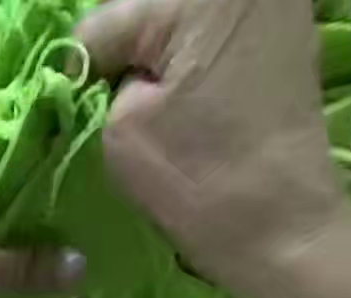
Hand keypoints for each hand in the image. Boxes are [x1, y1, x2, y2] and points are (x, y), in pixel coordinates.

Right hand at [75, 0, 350, 290]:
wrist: (276, 222)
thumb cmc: (195, 174)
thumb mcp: (120, 126)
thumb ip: (94, 82)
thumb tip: (87, 72)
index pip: (101, 22)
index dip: (77, 75)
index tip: (72, 121)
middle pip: (142, 13)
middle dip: (116, 59)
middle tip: (103, 113)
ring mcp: (270, 6)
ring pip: (172, 26)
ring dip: (145, 65)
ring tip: (140, 111)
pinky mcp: (278, 37)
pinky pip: (204, 41)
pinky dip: (179, 69)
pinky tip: (179, 108)